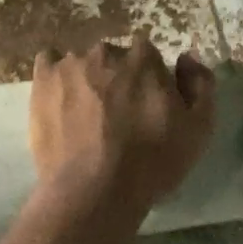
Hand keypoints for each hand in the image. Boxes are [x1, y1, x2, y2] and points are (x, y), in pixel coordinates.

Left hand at [29, 36, 217, 209]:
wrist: (95, 191)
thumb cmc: (153, 162)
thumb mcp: (199, 129)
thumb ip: (200, 85)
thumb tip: (186, 57)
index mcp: (145, 58)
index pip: (149, 56)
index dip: (150, 82)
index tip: (148, 107)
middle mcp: (107, 52)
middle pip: (115, 59)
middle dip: (118, 80)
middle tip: (118, 117)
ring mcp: (70, 64)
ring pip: (83, 64)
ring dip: (88, 81)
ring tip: (87, 117)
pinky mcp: (42, 81)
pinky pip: (49, 64)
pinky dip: (57, 78)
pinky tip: (61, 102)